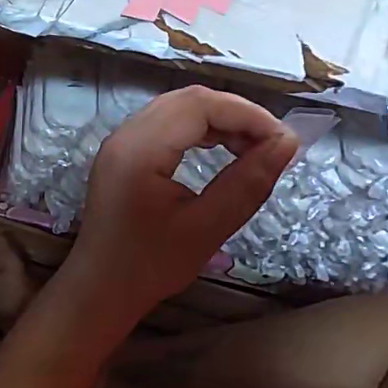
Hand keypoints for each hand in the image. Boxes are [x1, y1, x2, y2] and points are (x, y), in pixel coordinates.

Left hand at [62, 86, 299, 314]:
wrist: (100, 286)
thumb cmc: (150, 265)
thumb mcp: (207, 228)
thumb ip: (248, 183)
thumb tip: (287, 144)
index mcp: (139, 150)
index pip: (200, 106)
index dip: (248, 115)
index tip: (284, 142)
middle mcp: (125, 135)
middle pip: (188, 100)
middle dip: (236, 115)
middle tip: (272, 145)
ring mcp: (120, 141)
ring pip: (177, 108)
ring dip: (218, 121)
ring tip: (252, 149)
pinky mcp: (122, 152)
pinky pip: (165, 124)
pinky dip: (198, 129)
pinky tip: (221, 150)